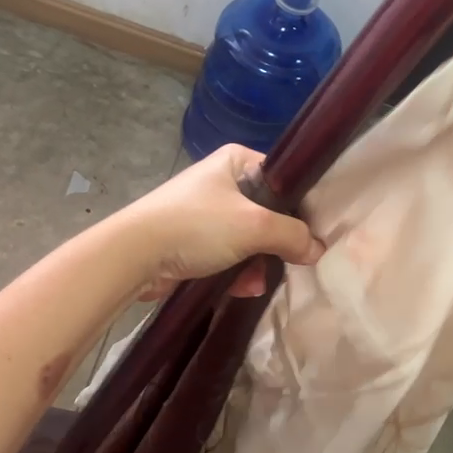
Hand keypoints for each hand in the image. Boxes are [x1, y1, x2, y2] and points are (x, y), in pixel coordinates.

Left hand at [114, 145, 323, 299]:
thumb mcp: (255, 225)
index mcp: (235, 162)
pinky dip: (236, 274)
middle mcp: (220, 183)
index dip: (302, 205)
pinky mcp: (192, 244)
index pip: (283, 178)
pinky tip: (242, 290)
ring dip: (257, 264)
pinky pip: (226, 259)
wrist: (135, 255)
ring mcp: (203, 215)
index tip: (317, 233)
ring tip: (259, 282)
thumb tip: (317, 249)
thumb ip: (292, 235)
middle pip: (268, 214)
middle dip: (278, 243)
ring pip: (248, 241)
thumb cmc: (196, 226)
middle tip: (292, 263)